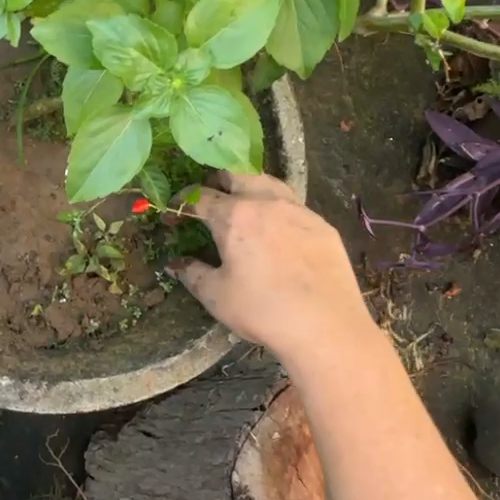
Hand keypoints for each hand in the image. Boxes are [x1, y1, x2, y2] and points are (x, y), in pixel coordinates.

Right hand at [170, 171, 376, 361]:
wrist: (326, 326)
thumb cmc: (262, 310)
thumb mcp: (216, 295)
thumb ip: (192, 273)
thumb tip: (175, 263)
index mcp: (234, 216)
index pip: (199, 197)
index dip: (181, 204)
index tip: (173, 215)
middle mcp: (266, 202)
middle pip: (237, 174)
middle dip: (216, 181)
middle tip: (207, 200)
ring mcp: (298, 210)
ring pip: (268, 182)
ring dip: (249, 188)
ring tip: (241, 207)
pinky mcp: (321, 225)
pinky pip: (292, 205)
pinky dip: (275, 208)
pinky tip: (275, 230)